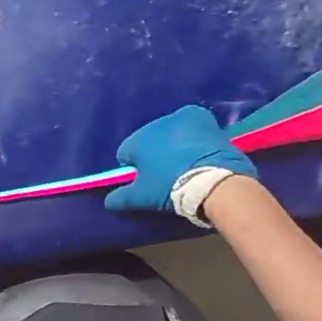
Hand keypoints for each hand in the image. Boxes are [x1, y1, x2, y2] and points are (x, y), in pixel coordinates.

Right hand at [104, 105, 256, 216]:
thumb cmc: (170, 187)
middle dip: (155, 154)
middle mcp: (157, 122)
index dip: (135, 169)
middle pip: (150, 141)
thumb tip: (108, 202)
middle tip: (166, 176)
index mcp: (137, 139)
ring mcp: (182, 118)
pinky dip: (195, 140)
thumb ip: (120, 198)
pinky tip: (202, 156)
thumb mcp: (141, 197)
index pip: (126, 154)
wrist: (213, 182)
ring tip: (187, 167)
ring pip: (172, 134)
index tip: (145, 182)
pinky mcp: (207, 120)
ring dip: (175, 146)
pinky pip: (194, 131)